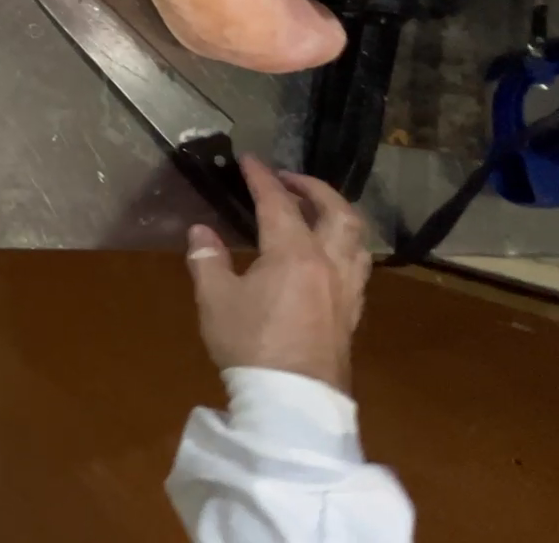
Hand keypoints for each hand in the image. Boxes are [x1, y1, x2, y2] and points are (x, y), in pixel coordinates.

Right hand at [184, 156, 371, 392]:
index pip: (279, 205)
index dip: (262, 179)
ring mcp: (347, 290)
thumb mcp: (215, 296)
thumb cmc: (249, 340)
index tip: (248, 160)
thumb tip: (202, 232)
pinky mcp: (350, 311)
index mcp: (294, 255)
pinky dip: (340, 242)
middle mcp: (330, 265)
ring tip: (311, 208)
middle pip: (339, 215)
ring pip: (356, 239)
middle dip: (315, 189)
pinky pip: (355, 263)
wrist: (292, 397)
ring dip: (335, 215)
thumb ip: (208, 258)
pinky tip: (321, 250)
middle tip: (288, 178)